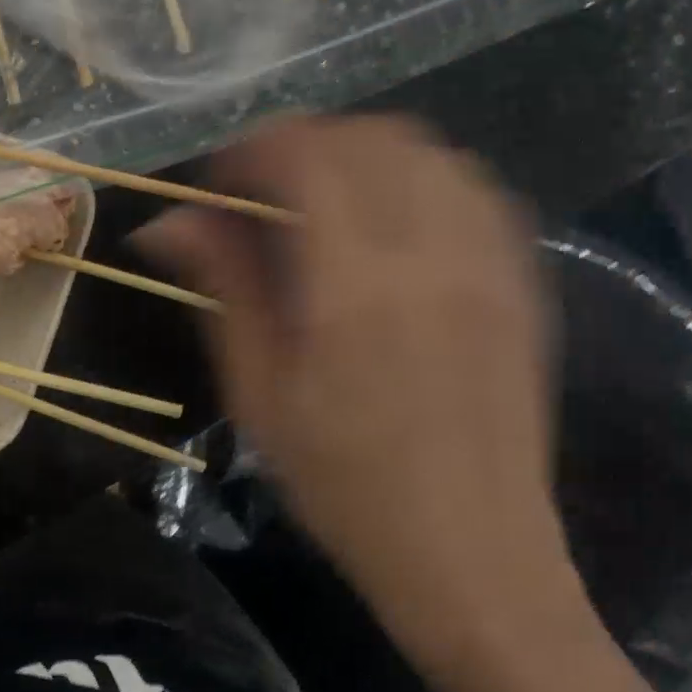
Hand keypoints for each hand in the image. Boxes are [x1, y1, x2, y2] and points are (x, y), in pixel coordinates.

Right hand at [137, 116, 590, 650]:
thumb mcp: (258, 394)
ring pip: (431, 153)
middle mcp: (435, 255)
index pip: (307, 159)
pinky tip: (387, 226)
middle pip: (372, 139)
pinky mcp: (525, 282)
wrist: (470, 552)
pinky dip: (419, 181)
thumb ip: (224, 289)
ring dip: (363, 156)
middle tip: (258, 192)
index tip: (217, 182)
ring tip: (318, 203)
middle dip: (304, 145)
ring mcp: (493, 264)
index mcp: (356, 288)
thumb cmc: (341, 484)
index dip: (251, 151)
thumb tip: (167, 221)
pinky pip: (476, 190)